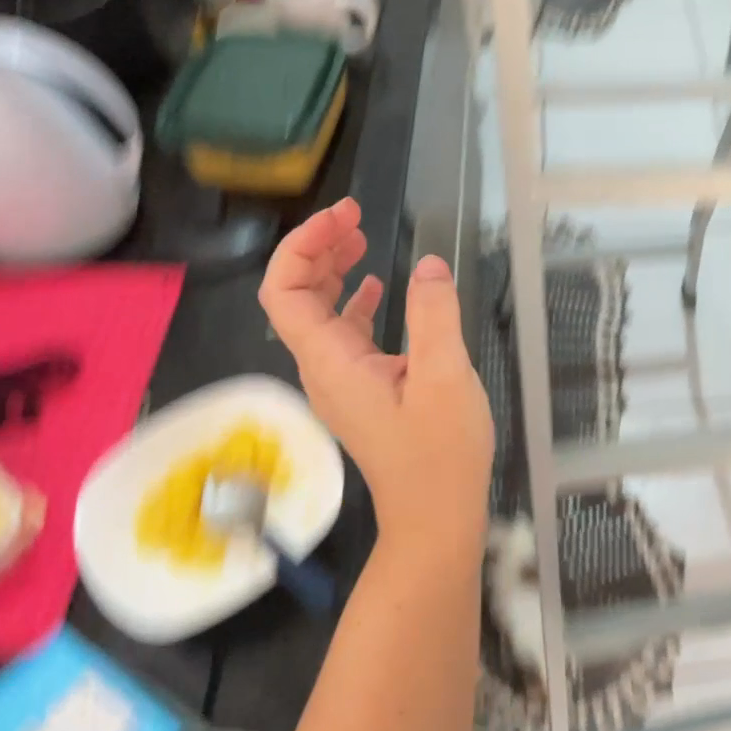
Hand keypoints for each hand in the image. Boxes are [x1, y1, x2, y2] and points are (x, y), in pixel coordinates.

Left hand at [258, 198, 494, 537]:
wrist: (435, 514)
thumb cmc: (439, 451)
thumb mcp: (445, 376)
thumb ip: (434, 315)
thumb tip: (428, 264)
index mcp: (331, 361)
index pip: (285, 291)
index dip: (304, 246)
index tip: (348, 217)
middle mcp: (324, 368)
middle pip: (296, 296)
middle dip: (318, 249)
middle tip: (358, 216)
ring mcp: (342, 381)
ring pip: (319, 314)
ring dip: (334, 271)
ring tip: (364, 238)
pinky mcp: (364, 390)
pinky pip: (345, 334)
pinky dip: (355, 302)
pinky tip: (380, 288)